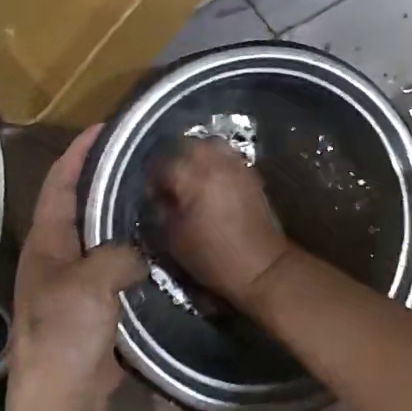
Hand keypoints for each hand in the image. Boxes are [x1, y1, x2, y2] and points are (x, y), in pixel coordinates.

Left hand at [9, 125, 147, 410]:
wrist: (63, 397)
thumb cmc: (65, 333)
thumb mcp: (90, 282)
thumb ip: (117, 252)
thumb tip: (137, 253)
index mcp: (45, 243)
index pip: (59, 184)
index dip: (78, 153)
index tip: (105, 126)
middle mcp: (56, 256)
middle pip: (80, 204)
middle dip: (104, 177)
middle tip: (140, 155)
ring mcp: (75, 281)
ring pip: (100, 233)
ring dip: (121, 212)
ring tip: (154, 190)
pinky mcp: (95, 303)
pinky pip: (116, 262)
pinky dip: (134, 246)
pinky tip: (159, 242)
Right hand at [152, 137, 294, 307]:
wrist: (260, 265)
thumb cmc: (212, 257)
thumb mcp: (174, 238)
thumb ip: (161, 209)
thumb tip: (159, 195)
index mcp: (193, 179)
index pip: (163, 164)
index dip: (152, 178)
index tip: (151, 193)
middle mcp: (216, 164)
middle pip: (188, 145)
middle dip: (174, 159)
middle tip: (169, 180)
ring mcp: (236, 166)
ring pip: (211, 145)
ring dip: (197, 155)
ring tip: (190, 176)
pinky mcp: (250, 172)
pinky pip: (228, 156)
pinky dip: (216, 161)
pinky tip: (211, 179)